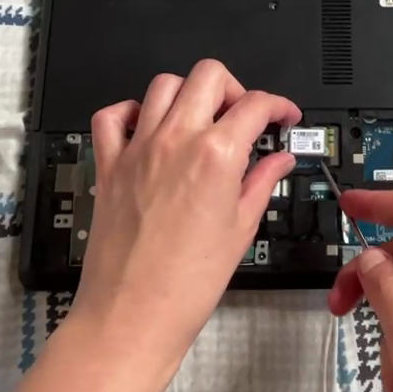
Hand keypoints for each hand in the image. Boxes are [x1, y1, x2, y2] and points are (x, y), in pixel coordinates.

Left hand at [70, 59, 300, 357]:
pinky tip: (148, 127)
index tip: (283, 116)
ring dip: (189, 92)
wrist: (133, 316)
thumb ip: (262, 182)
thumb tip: (279, 160)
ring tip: (200, 119)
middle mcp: (176, 140)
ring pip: (164, 83)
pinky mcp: (110, 163)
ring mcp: (139, 148)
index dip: (278, 105)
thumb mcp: (241, 229)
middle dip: (235, 87)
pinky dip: (130, 111)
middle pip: (209, 75)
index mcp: (217, 155)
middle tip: (243, 115)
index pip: (255, 104)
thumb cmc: (187, 283)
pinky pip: (112, 116)